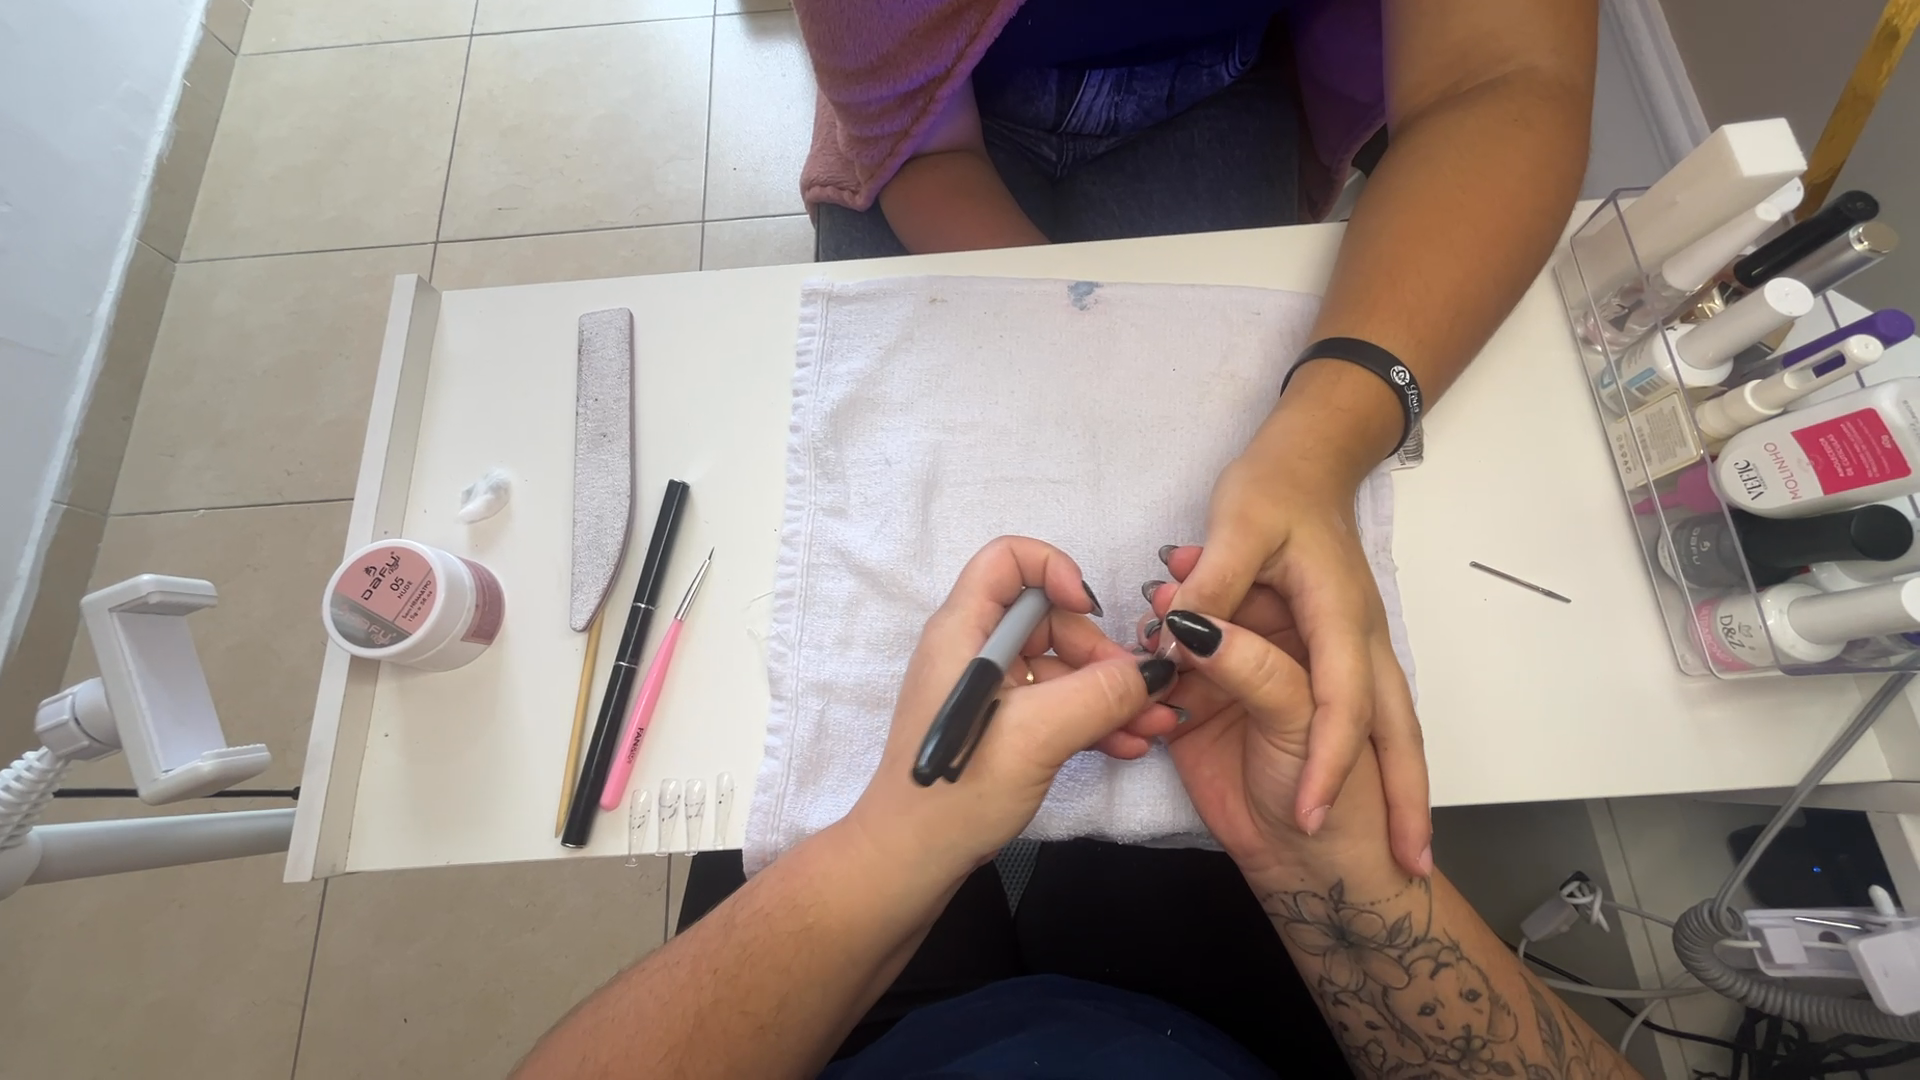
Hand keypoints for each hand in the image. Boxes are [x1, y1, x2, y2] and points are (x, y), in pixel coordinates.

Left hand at [846, 537, 1179, 880]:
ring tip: (1153, 728)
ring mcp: (989, 687)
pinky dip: (1090, 718)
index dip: (1054, 568)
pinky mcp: (1001, 722)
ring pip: (1059, 665)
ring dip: (1108, 694)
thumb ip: (1100, 695)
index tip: (1091, 609)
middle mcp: (974, 648)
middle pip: (1047, 618)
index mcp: (964, 630)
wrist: (911, 863)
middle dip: (1100, 653)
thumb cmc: (958, 790)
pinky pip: (1054, 702)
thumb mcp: (1037, 735)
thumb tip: (1156, 670)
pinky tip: (1128, 745)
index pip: (1007, 559)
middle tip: (1144, 697)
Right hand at [1144, 598, 1401, 883]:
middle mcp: (1267, 654)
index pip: (1265, 596)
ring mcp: (1224, 683)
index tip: (1189, 564)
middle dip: (1188, 600)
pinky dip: (1143, 669)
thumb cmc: (1341, 797)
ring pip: (1185, 643)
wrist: (1307, 871)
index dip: (1227, 576)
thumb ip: (1254, 667)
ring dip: (1163, 631)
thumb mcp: (1300, 718)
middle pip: (1218, 614)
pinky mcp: (1187, 713)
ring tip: (1145, 620)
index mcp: (1314, 645)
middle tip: (1160, 590)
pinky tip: (1132, 653)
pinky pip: (1158, 682)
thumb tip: (1190, 626)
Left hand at [1167, 385, 1428, 877]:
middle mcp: (1359, 637)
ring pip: (1391, 719)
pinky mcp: (1339, 642)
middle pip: (1396, 724)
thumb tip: (1177, 639)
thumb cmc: (1275, 488)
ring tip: (1408, 850)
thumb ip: (1212, 586)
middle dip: (1406, 796)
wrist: (1308, 459)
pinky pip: (1365, 702)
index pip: (1339, 700)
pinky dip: (1372, 747)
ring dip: (1402, 782)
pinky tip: (1365, 781)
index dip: (1326, 761)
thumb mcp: (1237, 530)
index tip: (1308, 814)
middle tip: (1411, 869)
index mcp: (1337, 614)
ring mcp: (1357, 641)